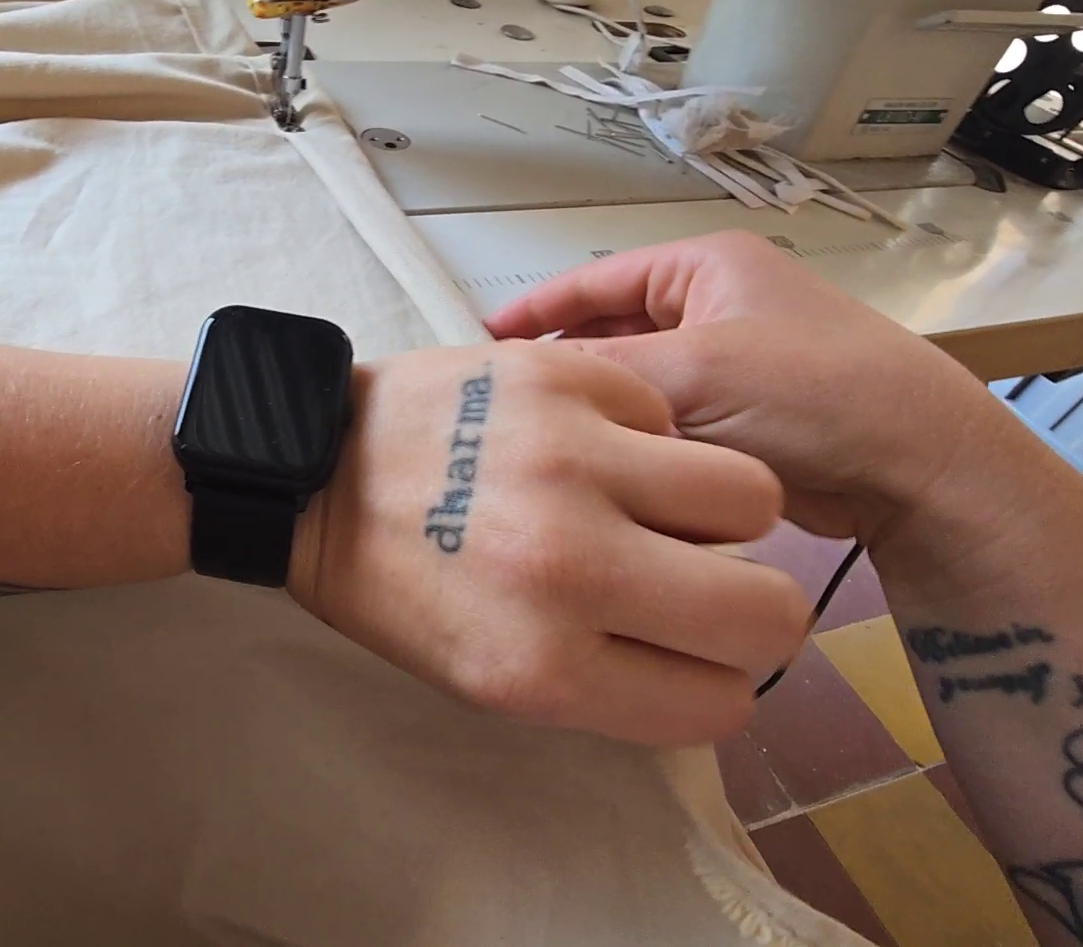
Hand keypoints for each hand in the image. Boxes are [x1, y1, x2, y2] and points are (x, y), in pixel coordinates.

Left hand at [291, 338, 805, 746]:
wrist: (313, 467)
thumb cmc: (388, 581)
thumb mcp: (479, 675)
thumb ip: (602, 685)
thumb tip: (708, 667)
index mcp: (541, 668)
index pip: (717, 706)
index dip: (712, 681)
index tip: (686, 651)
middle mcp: (567, 564)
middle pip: (769, 610)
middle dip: (747, 606)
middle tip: (692, 577)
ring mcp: (567, 457)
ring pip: (749, 495)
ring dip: (710, 510)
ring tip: (645, 500)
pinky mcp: (557, 376)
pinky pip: (666, 417)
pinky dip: (642, 438)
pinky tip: (584, 443)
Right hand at [483, 230, 1019, 542]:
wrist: (920, 474)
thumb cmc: (812, 396)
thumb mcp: (692, 372)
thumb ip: (601, 374)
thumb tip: (524, 382)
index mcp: (706, 268)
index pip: (599, 278)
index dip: (540, 308)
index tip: (487, 338)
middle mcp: (714, 306)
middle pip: (613, 328)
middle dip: (567, 360)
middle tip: (513, 398)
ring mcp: (725, 362)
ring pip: (634, 379)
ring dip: (598, 403)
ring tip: (546, 431)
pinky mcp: (734, 415)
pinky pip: (659, 417)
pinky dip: (630, 434)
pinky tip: (599, 459)